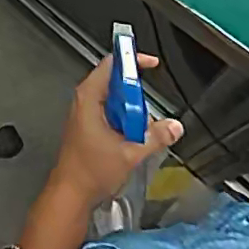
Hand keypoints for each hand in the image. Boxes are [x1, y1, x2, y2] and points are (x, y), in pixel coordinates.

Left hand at [48, 53, 183, 205]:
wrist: (73, 189)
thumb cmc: (92, 168)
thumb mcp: (129, 153)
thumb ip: (154, 137)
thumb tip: (175, 125)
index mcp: (89, 96)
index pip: (110, 65)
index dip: (130, 59)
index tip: (151, 62)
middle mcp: (85, 98)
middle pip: (113, 80)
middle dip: (136, 90)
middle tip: (152, 106)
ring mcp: (86, 110)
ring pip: (114, 98)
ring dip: (132, 107)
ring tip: (144, 126)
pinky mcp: (89, 122)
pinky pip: (111, 111)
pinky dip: (126, 117)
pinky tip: (135, 134)